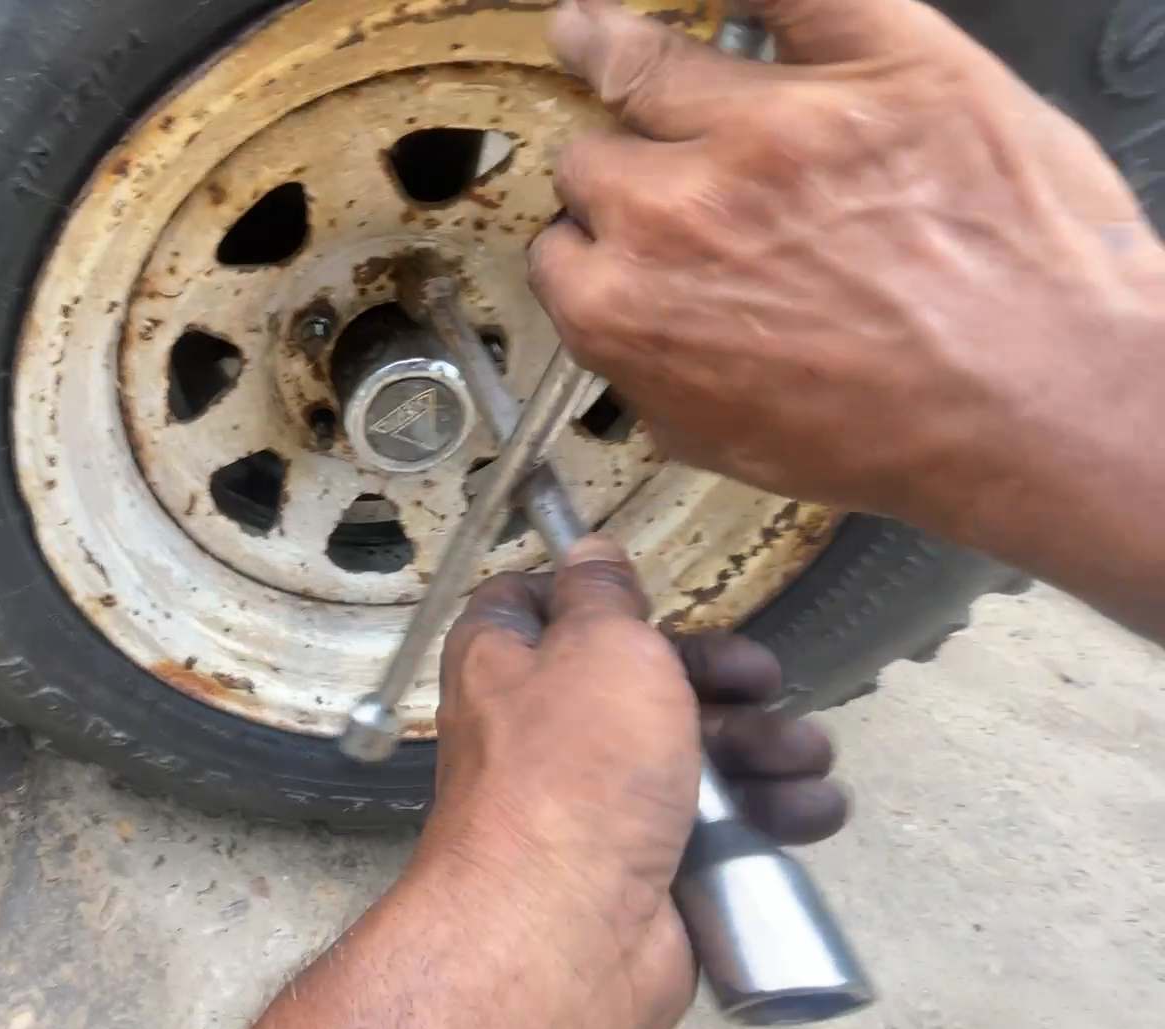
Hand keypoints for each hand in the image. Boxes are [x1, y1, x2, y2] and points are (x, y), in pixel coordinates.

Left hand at [412, 537, 845, 1028]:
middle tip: (766, 679)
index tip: (647, 595)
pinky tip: (810, 808)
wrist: (564, 923)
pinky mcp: (640, 847)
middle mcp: (538, 715)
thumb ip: (600, 594)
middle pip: (633, 669)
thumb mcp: (597, 648)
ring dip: (759, 740)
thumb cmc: (573, 764)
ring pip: (685, 739)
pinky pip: (709, 810)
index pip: (530, 598)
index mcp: (503, 657)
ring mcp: (589, 786)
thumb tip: (586, 548)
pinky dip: (765, 806)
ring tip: (801, 756)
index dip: (587, 589)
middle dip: (712, 670)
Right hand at [530, 0, 1164, 552]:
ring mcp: (769, 129)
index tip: (605, 248)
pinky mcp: (881, 67)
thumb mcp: (692, 433)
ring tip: (582, 30)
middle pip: (589, 163)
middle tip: (643, 180)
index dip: (581, 249)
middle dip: (607, 176)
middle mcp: (666, 212)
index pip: (556, 249)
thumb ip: (627, 364)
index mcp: (614, 307)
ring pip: (644, 68)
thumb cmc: (856, 436)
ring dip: (604, 53)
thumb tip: (611, 319)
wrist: (1023, 407)